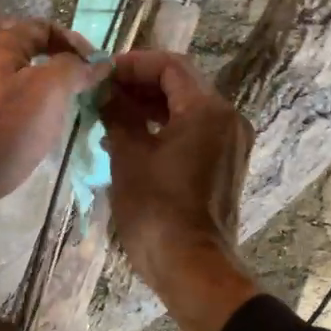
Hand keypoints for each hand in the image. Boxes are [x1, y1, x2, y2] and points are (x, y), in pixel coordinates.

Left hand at [0, 18, 103, 238]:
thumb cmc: (2, 130)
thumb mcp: (48, 91)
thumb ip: (73, 69)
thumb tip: (97, 62)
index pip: (42, 26)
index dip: (75, 42)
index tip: (97, 69)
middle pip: (15, 43)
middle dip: (45, 53)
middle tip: (69, 74)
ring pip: (4, 74)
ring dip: (31, 81)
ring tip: (55, 103)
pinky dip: (14, 106)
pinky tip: (25, 125)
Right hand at [101, 50, 261, 330]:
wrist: (191, 266)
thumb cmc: (156, 208)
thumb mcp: (128, 156)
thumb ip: (118, 115)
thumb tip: (106, 93)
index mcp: (208, 110)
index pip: (170, 66)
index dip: (132, 64)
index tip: (100, 72)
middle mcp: (228, 119)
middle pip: (181, 85)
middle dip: (139, 84)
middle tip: (100, 92)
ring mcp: (230, 143)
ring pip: (187, 108)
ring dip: (149, 106)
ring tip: (108, 114)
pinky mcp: (224, 165)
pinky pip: (193, 131)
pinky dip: (163, 127)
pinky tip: (130, 137)